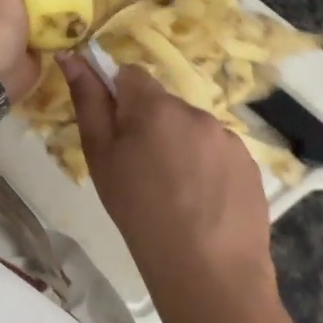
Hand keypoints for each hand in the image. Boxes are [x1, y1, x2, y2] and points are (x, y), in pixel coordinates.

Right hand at [62, 53, 277, 306]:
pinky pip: (215, 151)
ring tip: (168, 186)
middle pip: (161, 102)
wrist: (207, 266)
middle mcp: (196, 112)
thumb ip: (87, 100)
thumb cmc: (137, 206)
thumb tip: (71, 56)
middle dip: (146, 122)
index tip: (111, 127)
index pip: (130, 73)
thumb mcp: (99, 152)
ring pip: (189, 128)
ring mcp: (229, 139)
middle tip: (134, 163)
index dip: (116, 95)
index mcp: (155, 105)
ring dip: (176, 143)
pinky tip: (196, 198)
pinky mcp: (251, 166)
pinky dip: (202, 165)